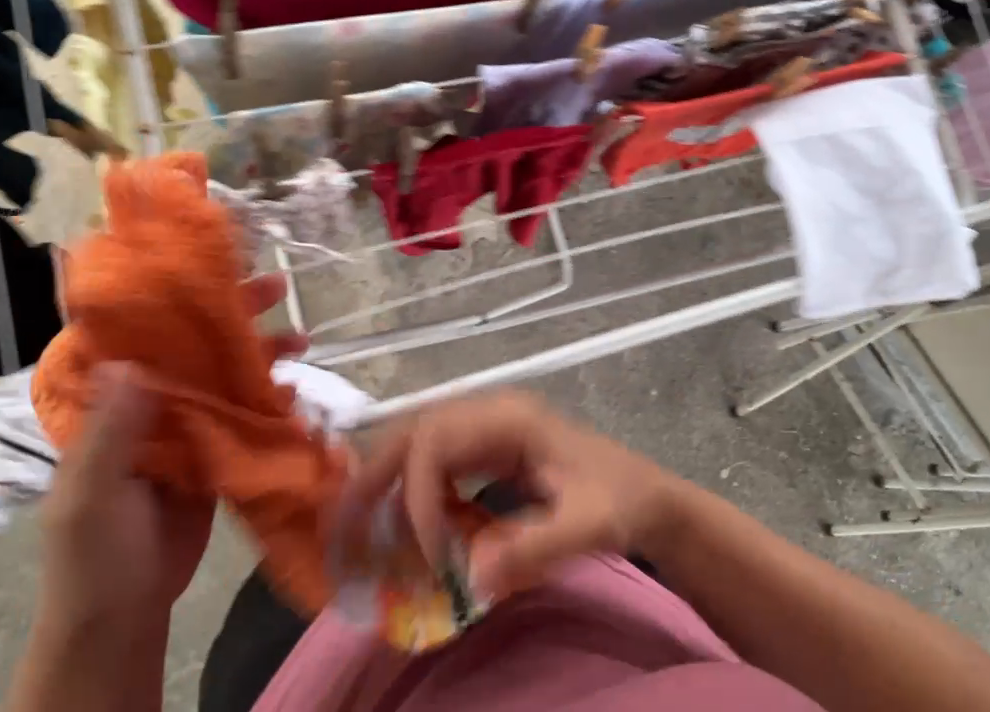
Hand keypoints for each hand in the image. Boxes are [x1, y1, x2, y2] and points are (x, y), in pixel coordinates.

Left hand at [34, 274, 300, 636]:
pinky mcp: (214, 455)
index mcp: (107, 403)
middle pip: (192, 346)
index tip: (207, 269)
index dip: (168, 299)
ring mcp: (184, 428)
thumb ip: (114, 431)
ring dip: (261, 354)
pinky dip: (272, 402)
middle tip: (276, 287)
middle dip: (232, 315)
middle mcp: (148, 404)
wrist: (123, 616)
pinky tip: (298, 395)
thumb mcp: (92, 492)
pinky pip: (245, 416)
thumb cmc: (94, 553)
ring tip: (302, 340)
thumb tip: (131, 362)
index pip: (136, 335)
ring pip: (225, 376)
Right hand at [344, 393, 687, 600]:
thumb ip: (535, 547)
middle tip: (345, 521)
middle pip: (417, 429)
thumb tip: (470, 575)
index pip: (437, 441)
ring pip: (420, 443)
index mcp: (511, 418)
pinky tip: (412, 529)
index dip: (417, 494)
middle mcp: (491, 413)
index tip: (424, 552)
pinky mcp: (488, 450)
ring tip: (362, 526)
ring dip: (389, 481)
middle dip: (378, 473)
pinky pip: (437, 463)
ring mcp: (488, 429)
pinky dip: (415, 492)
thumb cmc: (619, 503)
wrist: (644, 497)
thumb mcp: (588, 527)